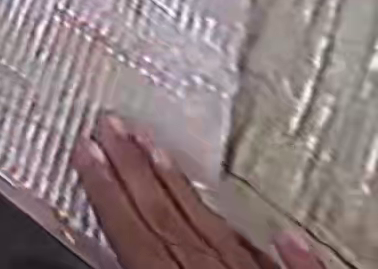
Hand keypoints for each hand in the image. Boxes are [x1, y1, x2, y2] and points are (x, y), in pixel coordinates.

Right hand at [76, 115, 325, 268]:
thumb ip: (137, 267)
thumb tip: (99, 251)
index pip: (134, 233)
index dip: (105, 189)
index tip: (85, 146)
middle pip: (172, 223)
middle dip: (137, 171)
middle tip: (112, 124)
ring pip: (222, 239)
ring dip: (185, 192)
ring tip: (157, 147)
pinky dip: (294, 260)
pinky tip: (284, 234)